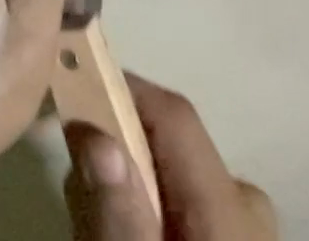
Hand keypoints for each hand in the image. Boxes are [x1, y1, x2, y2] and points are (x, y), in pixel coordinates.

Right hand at [64, 73, 276, 239]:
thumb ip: (117, 216)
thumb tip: (94, 136)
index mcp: (231, 207)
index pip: (171, 113)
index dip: (115, 86)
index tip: (61, 83)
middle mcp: (247, 206)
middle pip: (160, 145)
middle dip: (108, 161)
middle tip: (77, 210)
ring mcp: (246, 229)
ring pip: (164, 176)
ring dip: (122, 196)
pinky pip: (177, 206)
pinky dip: (142, 219)